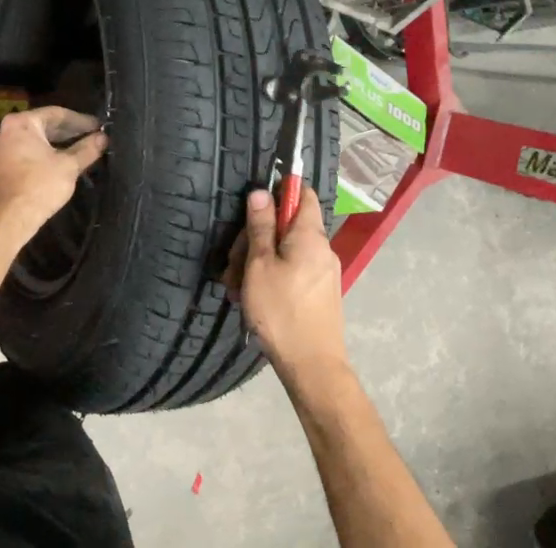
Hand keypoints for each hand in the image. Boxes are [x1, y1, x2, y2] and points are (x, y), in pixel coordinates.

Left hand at [0, 107, 106, 236]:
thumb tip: (103, 138)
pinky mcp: (1, 166)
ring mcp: (1, 149)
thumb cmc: (39, 186)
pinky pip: (28, 152)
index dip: (81, 120)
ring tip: (82, 148)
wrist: (8, 218)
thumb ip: (87, 149)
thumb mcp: (68, 166)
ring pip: (36, 140)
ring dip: (59, 144)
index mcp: (21, 123)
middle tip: (93, 136)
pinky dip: (45, 154)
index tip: (99, 126)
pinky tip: (62, 162)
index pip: (56, 113)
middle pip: (44, 125)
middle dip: (70, 131)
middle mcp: (7, 131)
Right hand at [223, 185, 348, 394]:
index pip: (304, 194)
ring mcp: (322, 273)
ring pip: (284, 252)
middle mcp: (321, 249)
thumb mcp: (259, 264)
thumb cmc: (280, 310)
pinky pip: (291, 272)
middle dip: (256, 237)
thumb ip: (260, 226)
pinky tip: (250, 297)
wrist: (311, 366)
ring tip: (237, 287)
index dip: (281, 190)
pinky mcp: (318, 293)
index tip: (254, 203)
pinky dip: (270, 277)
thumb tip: (261, 192)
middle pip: (287, 226)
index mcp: (309, 236)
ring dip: (257, 261)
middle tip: (233, 262)